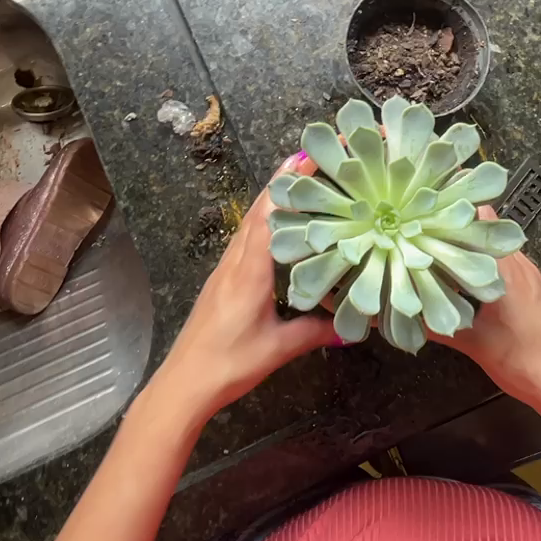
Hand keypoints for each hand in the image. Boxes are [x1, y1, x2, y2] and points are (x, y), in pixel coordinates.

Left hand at [141, 159, 337, 424]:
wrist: (185, 382)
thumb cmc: (230, 363)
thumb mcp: (279, 348)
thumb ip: (316, 332)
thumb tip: (356, 325)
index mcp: (250, 270)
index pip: (269, 215)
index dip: (288, 185)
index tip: (307, 157)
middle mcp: (236, 260)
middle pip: (258, 210)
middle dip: (282, 182)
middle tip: (311, 159)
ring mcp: (226, 268)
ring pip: (250, 222)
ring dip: (272, 199)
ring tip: (301, 183)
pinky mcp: (223, 278)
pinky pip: (246, 239)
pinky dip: (264, 222)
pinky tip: (279, 226)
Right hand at [435, 210, 540, 423]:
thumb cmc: (523, 362)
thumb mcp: (472, 343)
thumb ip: (433, 325)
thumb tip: (400, 317)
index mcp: (507, 270)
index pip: (481, 220)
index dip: (451, 216)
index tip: (423, 219)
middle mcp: (520, 265)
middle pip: (485, 231)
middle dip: (454, 233)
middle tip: (421, 238)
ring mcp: (528, 276)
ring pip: (493, 248)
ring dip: (468, 250)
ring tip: (435, 256)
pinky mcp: (530, 289)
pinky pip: (502, 264)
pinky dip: (481, 266)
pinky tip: (460, 281)